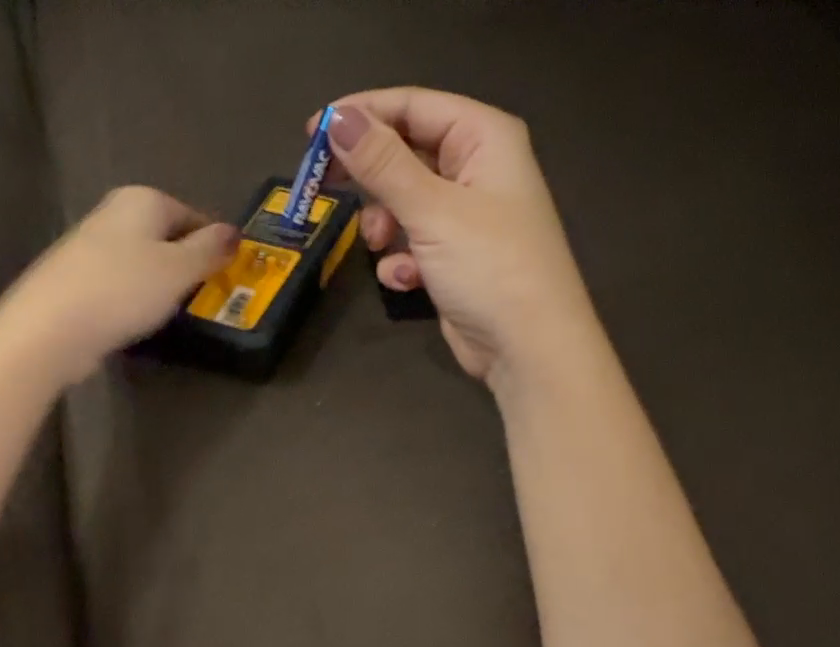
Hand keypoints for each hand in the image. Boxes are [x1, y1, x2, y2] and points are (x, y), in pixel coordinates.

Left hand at [0, 185, 238, 385]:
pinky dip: (129, 302)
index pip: (193, 216)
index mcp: (143, 199)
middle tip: (199, 301)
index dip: (213, 247)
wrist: (49, 329)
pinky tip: (131, 324)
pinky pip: (115, 287)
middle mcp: (112, 213)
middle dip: (183, 266)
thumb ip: (210, 250)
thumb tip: (234, 232)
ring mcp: (87, 246)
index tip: (224, 279)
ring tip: (167, 316)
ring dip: (156, 287)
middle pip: (164, 238)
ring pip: (138, 264)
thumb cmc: (123, 291)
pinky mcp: (71, 281)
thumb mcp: (178, 270)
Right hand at [313, 89, 596, 387]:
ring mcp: (466, 215)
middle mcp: (476, 168)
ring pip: (402, 201)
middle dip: (369, 176)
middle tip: (323, 187)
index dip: (362, 114)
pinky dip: (401, 259)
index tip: (311, 133)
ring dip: (383, 223)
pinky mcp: (454, 256)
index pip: (413, 106)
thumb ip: (382, 164)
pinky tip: (406, 279)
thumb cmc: (490, 267)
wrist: (528, 347)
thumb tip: (337, 118)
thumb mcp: (432, 210)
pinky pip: (412, 242)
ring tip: (380, 245)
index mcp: (484, 138)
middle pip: (404, 152)